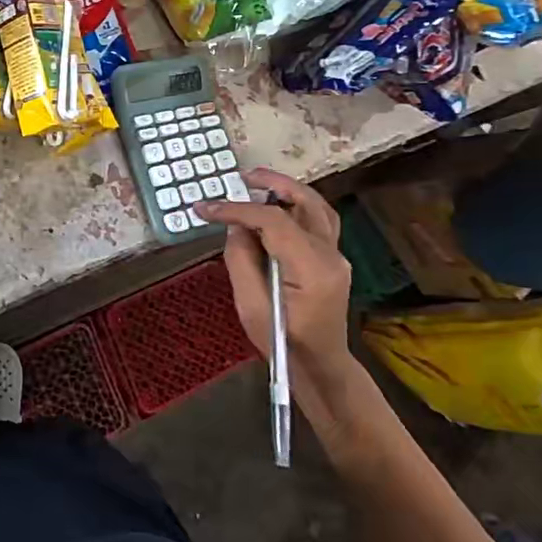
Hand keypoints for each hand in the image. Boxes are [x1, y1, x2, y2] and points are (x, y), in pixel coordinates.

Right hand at [193, 169, 353, 377]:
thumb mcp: (251, 306)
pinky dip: (295, 206)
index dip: (237, 210)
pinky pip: (317, 222)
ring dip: (289, 191)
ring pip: (317, 209)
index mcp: (311, 269)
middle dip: (275, 184)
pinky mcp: (331, 260)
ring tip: (258, 183)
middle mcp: (330, 256)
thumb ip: (241, 261)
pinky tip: (274, 207)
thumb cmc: (282, 342)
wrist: (318, 365)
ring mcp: (336, 257)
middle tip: (243, 176)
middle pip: (307, 204)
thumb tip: (234, 228)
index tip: (205, 208)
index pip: (274, 222)